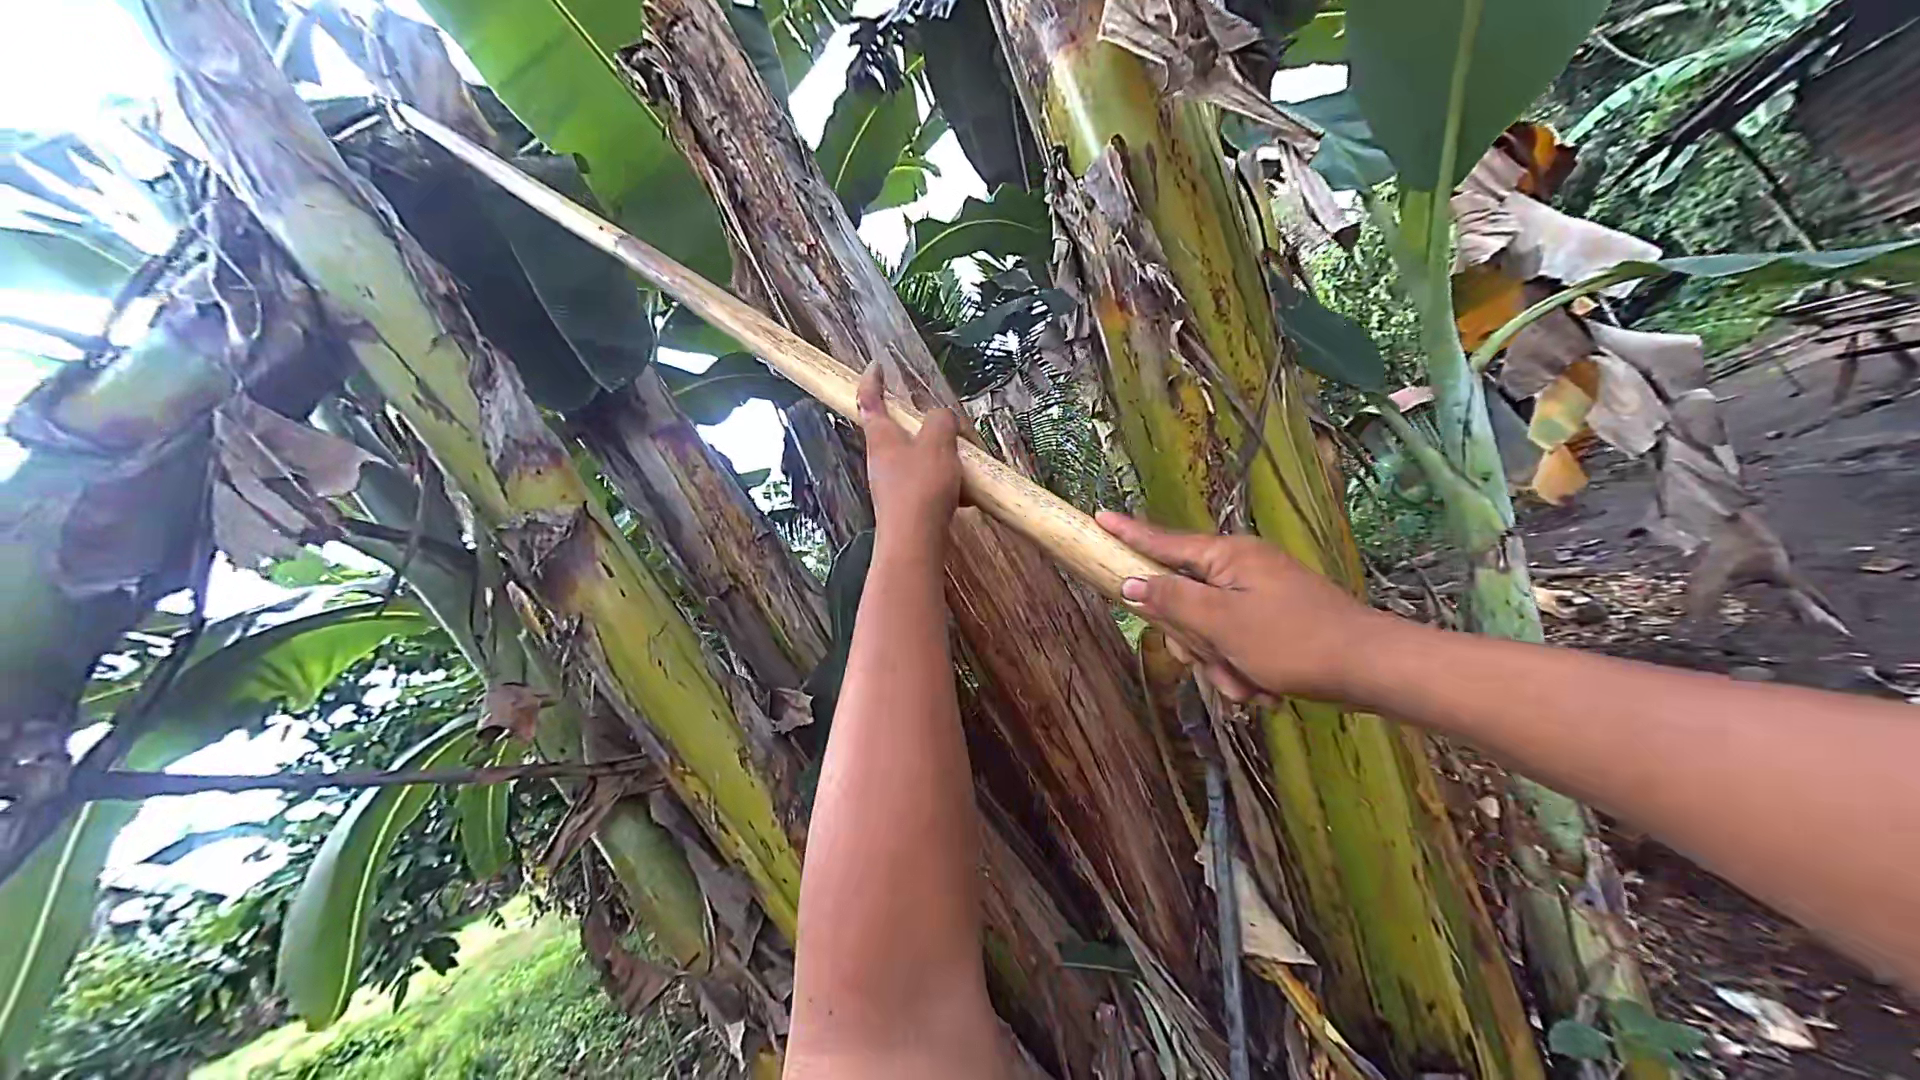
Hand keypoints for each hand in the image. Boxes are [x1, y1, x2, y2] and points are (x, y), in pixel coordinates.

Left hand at [859, 364, 961, 550]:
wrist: (914, 541)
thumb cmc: (921, 486)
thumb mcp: (938, 442)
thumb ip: (942, 421)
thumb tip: (943, 418)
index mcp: (882, 436)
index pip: (870, 399)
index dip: (871, 381)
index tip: (875, 366)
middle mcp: (882, 458)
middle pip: (901, 433)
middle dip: (928, 429)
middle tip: (951, 430)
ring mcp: (892, 484)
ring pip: (920, 460)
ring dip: (943, 460)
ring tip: (966, 468)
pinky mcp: (906, 505)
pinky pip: (929, 485)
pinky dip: (947, 485)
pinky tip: (965, 497)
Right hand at [1096, 512, 1387, 702]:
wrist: (1374, 668)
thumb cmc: (1295, 641)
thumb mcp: (1222, 623)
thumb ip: (1172, 600)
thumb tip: (1130, 582)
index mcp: (1227, 556)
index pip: (1163, 541)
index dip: (1128, 533)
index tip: (1099, 517)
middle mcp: (1240, 568)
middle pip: (1183, 598)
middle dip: (1192, 640)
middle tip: (1208, 663)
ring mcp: (1258, 592)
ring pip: (1207, 627)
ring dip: (1219, 663)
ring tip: (1246, 687)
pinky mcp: (1273, 618)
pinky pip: (1235, 640)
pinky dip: (1241, 668)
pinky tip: (1261, 690)